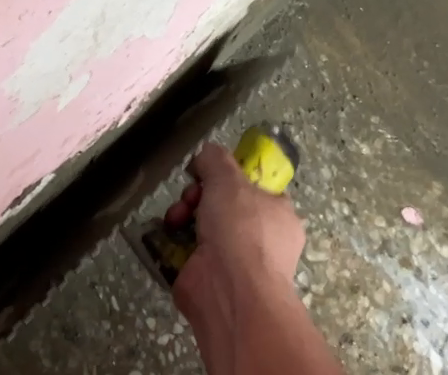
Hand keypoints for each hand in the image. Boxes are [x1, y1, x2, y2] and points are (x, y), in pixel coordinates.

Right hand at [163, 142, 305, 320]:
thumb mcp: (229, 178)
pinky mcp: (209, 276)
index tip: (210, 172)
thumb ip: (215, 158)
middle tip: (191, 197)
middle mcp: (261, 239)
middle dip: (199, 194)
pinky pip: (189, 247)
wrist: (230, 291)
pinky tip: (169, 233)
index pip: (255, 187)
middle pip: (223, 202)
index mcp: (279, 215)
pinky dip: (175, 238)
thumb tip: (206, 156)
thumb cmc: (241, 229)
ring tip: (176, 218)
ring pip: (203, 223)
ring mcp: (235, 261)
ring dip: (184, 213)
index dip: (230, 176)